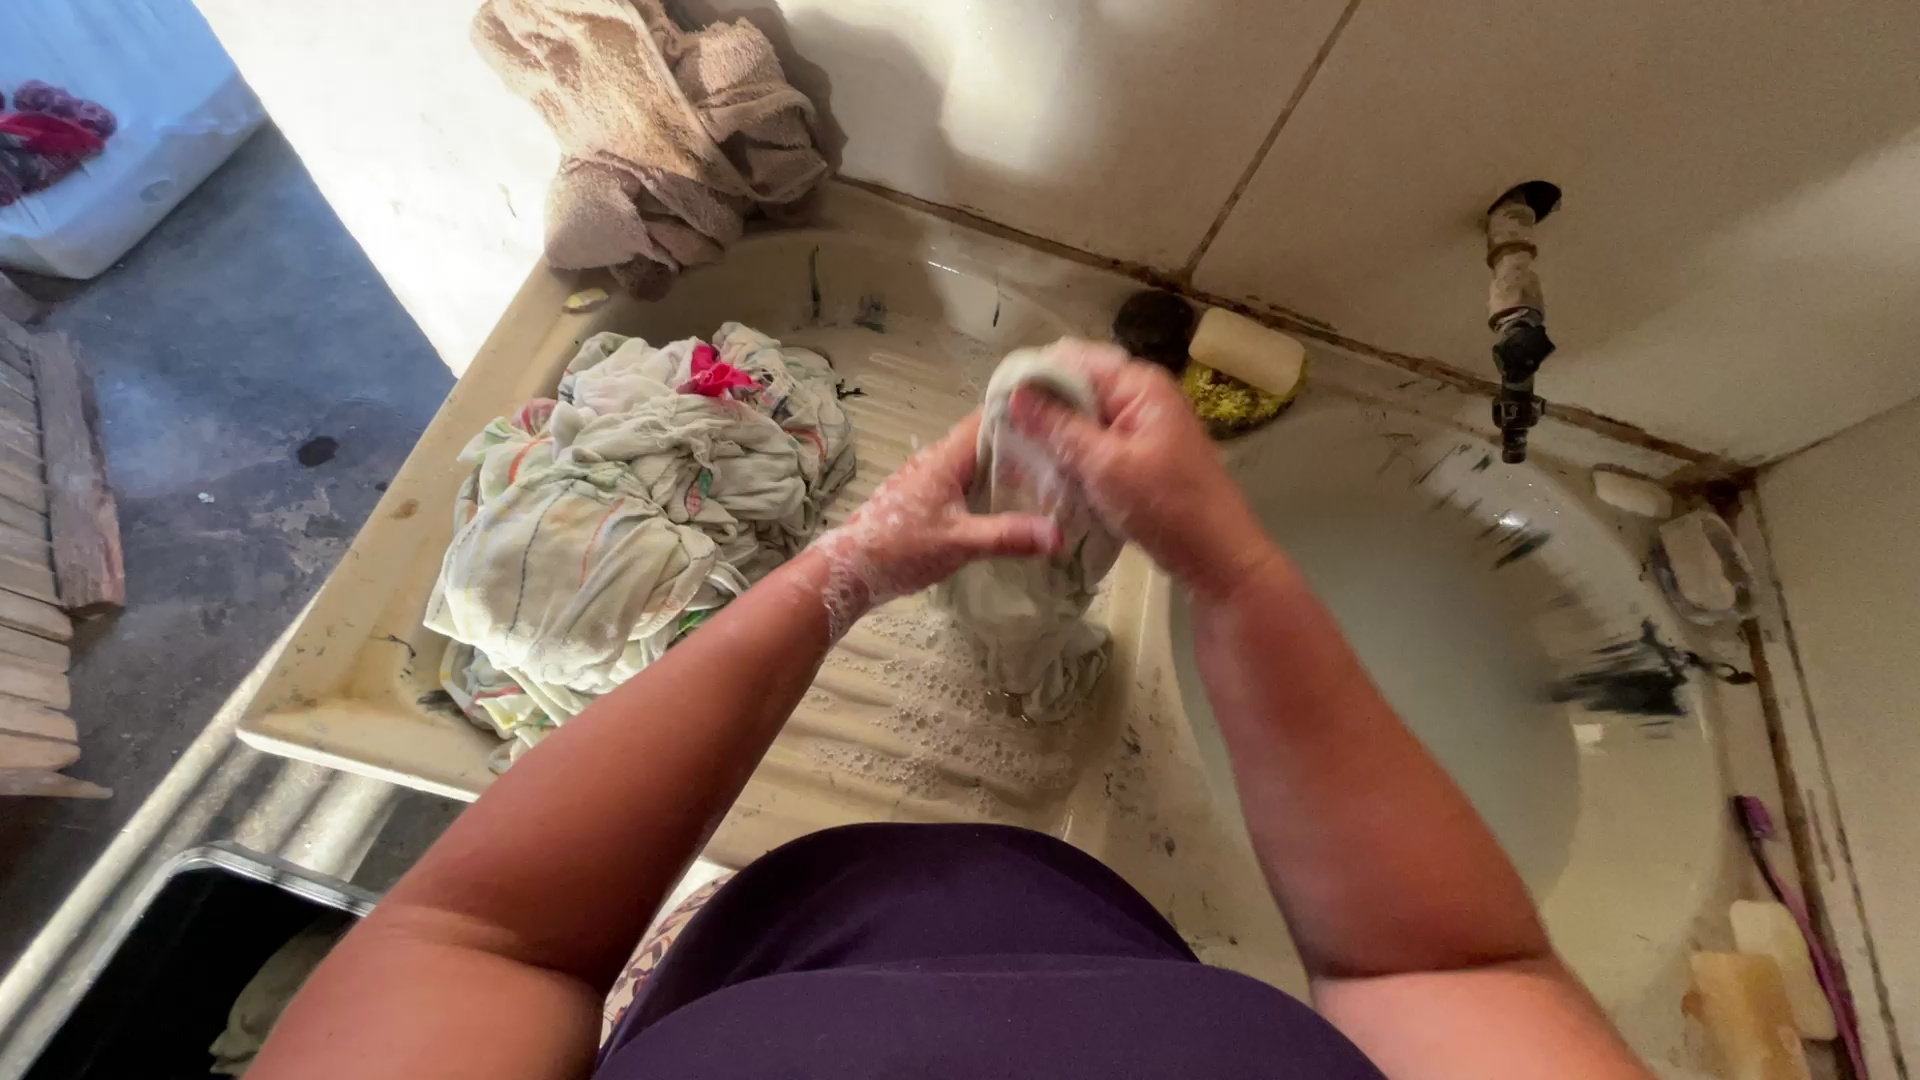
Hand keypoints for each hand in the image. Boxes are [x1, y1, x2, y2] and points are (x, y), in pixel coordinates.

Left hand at [809, 411, 1061, 638]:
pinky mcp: (929, 499)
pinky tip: (1012, 505)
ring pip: (977, 464)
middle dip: (1022, 446)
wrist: (851, 569)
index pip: (987, 419)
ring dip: (1007, 469)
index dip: (1020, 415)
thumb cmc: (899, 549)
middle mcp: (939, 461)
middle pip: (987, 441)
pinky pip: (967, 483)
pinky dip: (991, 488)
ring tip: (1048, 478)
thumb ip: (1007, 537)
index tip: (1056, 417)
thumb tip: (1057, 536)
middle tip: (1064, 454)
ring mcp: (932, 479)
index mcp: (945, 458)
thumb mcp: (958, 543)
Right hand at [1008, 339, 1276, 601]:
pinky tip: (1048, 473)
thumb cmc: (1166, 507)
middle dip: (1042, 408)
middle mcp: (1141, 397)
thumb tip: (1017, 394)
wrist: (1217, 556)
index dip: (1035, 376)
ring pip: (1085, 418)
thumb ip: (1060, 427)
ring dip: (1055, 435)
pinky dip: (1074, 455)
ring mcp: (1141, 428)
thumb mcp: (1106, 465)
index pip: (1074, 359)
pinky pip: (1097, 444)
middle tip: (1004, 433)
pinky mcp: (1139, 456)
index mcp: (1139, 386)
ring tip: (1017, 454)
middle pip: (1078, 387)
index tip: (999, 404)